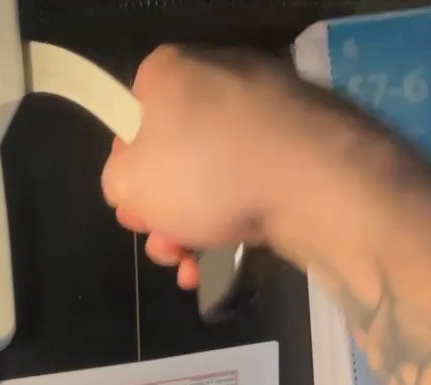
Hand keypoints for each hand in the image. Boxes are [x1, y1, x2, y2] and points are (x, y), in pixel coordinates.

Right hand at [101, 46, 377, 287]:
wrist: (314, 183)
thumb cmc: (206, 174)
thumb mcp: (127, 182)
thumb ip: (116, 179)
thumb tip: (137, 180)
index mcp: (173, 72)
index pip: (131, 109)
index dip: (125, 160)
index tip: (132, 194)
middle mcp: (218, 79)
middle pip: (167, 154)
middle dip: (156, 206)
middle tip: (158, 233)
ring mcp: (260, 113)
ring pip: (203, 180)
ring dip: (183, 229)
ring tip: (186, 260)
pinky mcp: (293, 146)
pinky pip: (242, 187)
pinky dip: (222, 227)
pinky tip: (210, 265)